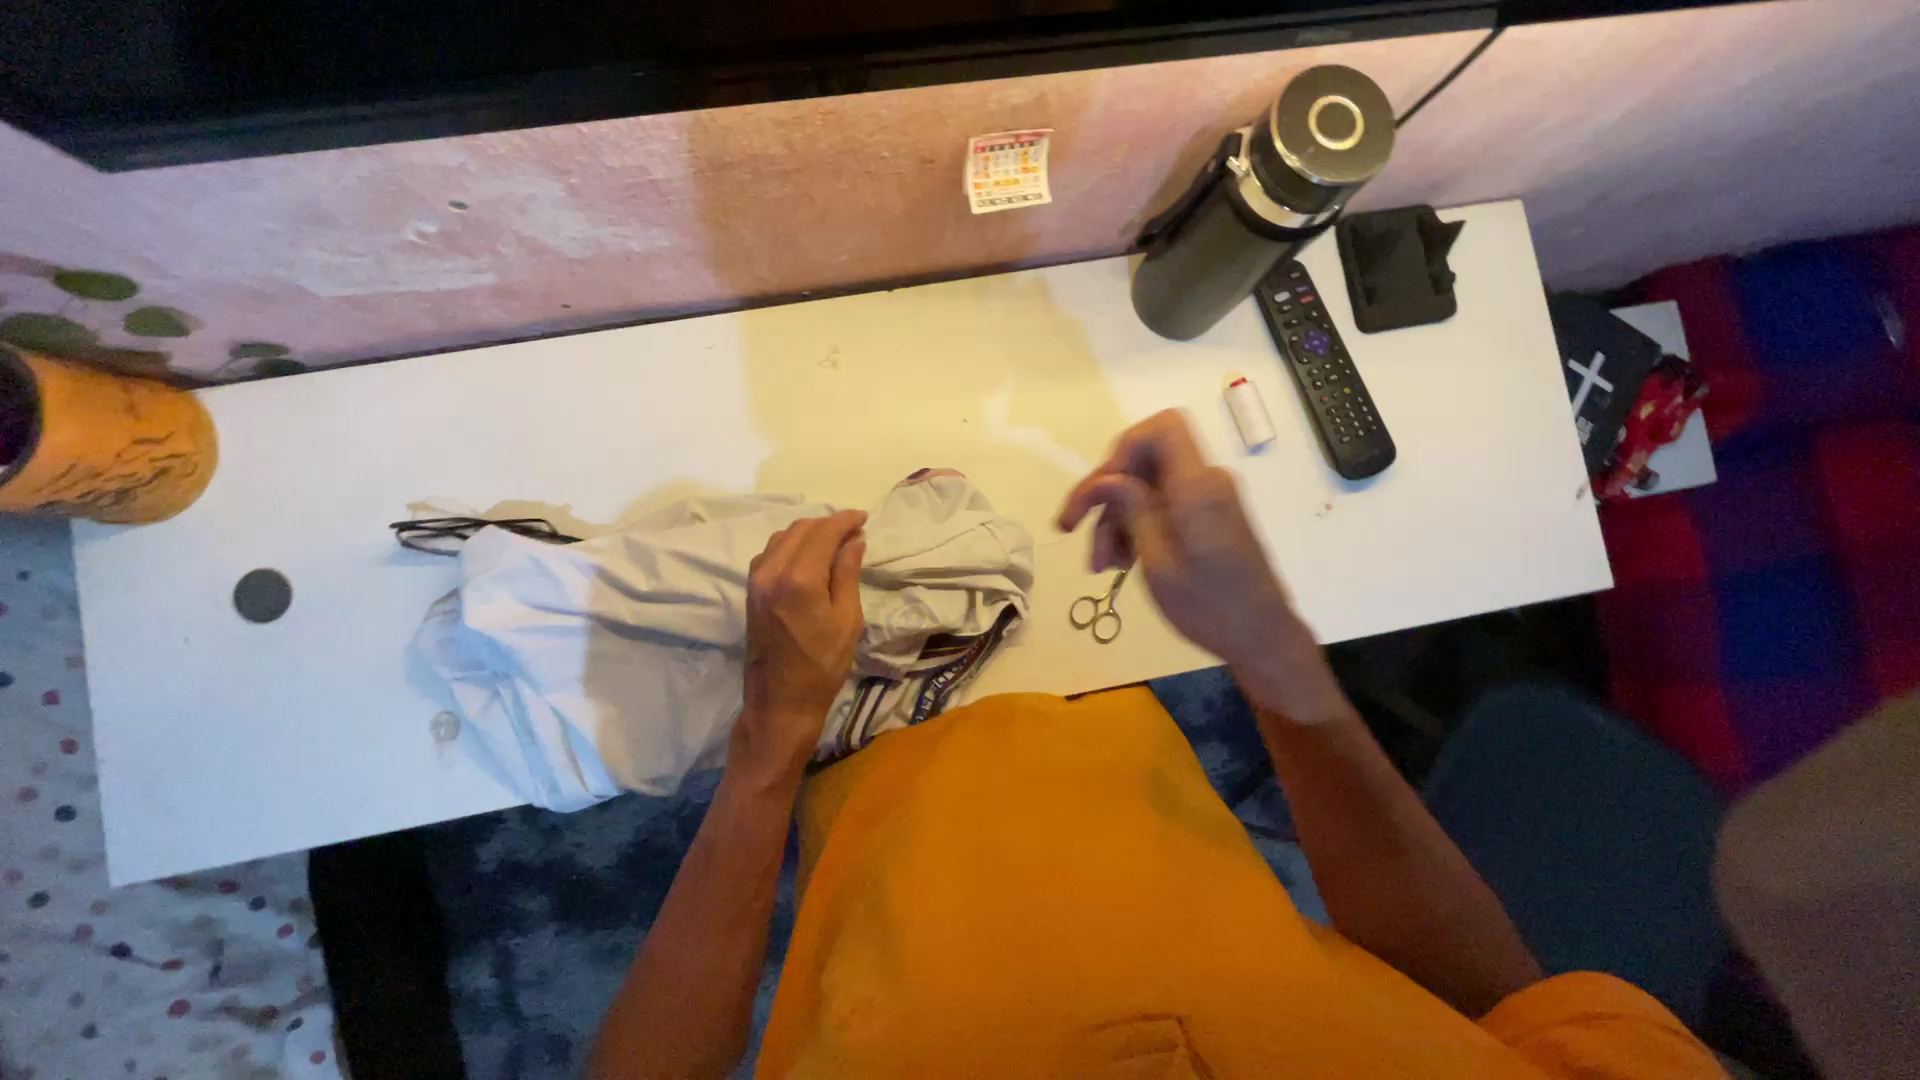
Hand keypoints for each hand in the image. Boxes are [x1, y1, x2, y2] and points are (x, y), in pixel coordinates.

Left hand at [734, 509, 867, 781]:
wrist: (780, 702)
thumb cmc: (822, 666)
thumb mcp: (847, 620)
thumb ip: (848, 573)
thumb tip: (854, 540)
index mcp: (799, 578)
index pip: (823, 532)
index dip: (845, 520)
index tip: (864, 518)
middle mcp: (772, 571)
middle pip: (800, 529)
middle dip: (828, 524)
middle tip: (854, 531)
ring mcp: (756, 580)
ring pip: (782, 537)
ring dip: (808, 533)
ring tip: (834, 542)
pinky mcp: (750, 591)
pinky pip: (770, 553)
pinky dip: (791, 545)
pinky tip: (808, 556)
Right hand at [1056, 410, 1347, 723]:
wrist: (1262, 638)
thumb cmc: (1210, 607)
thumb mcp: (1158, 562)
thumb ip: (1132, 511)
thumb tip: (1107, 477)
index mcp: (1197, 488)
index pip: (1162, 428)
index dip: (1124, 448)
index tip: (1102, 490)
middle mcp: (1207, 482)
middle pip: (1144, 460)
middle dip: (1105, 493)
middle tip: (1072, 530)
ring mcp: (1210, 499)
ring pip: (1147, 487)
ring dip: (1116, 519)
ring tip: (1102, 565)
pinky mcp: (1209, 517)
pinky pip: (1164, 505)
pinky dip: (1137, 526)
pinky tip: (1121, 562)